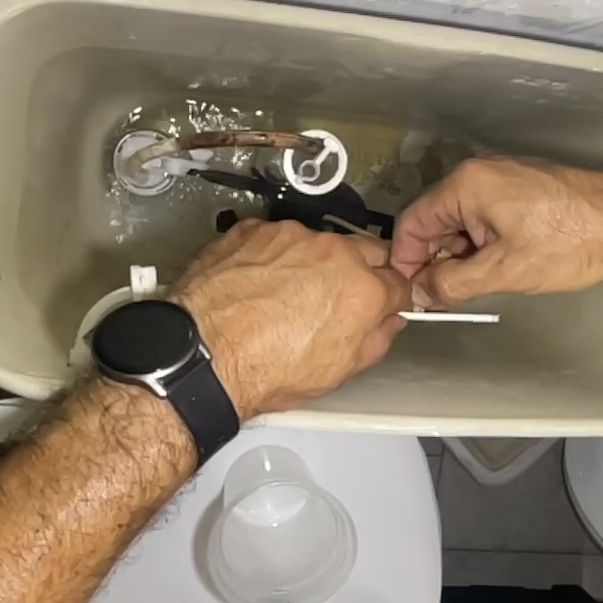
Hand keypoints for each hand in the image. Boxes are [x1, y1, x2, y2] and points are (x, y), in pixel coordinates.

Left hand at [172, 220, 411, 418]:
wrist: (203, 355)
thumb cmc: (265, 369)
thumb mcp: (337, 371)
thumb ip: (375, 340)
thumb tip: (386, 324)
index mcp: (363, 289)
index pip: (399, 281)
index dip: (391, 297)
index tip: (381, 304)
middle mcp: (332, 252)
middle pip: (366, 251)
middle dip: (361, 271)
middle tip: (338, 298)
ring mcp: (291, 236)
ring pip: (318, 242)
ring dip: (313, 262)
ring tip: (286, 295)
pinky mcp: (253, 231)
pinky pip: (275, 238)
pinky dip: (273, 256)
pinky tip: (257, 284)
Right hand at [390, 156, 602, 305]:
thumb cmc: (567, 243)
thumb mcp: (503, 271)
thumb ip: (452, 284)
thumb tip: (419, 293)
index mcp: (466, 185)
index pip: (412, 223)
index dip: (406, 261)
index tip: (410, 293)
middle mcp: (478, 174)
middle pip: (434, 222)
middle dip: (434, 261)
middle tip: (441, 299)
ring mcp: (501, 179)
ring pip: (459, 223)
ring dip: (459, 256)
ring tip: (471, 288)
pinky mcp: (520, 190)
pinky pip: (482, 218)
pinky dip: (479, 245)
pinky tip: (493, 269)